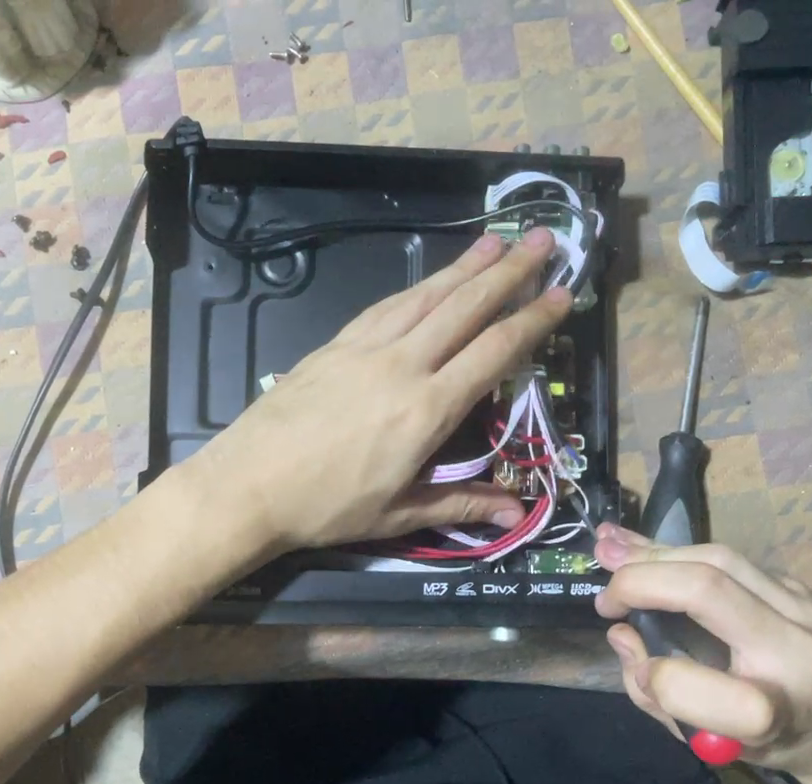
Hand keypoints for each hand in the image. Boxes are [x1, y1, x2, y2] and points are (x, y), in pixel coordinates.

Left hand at [177, 229, 571, 551]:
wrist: (248, 486)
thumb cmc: (325, 508)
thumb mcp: (398, 515)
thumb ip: (459, 505)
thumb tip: (515, 513)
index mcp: (426, 410)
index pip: (493, 353)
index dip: (533, 321)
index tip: (563, 295)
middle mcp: (401, 366)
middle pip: (464, 308)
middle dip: (509, 272)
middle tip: (544, 240)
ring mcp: (364, 349)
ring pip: (425, 296)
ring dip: (464, 267)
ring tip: (496, 241)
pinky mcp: (334, 345)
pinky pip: (385, 307)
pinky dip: (417, 288)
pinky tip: (430, 280)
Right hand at [592, 524, 811, 783]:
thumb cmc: (774, 744)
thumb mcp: (712, 743)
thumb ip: (657, 697)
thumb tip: (621, 634)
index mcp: (782, 713)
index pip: (722, 692)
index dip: (664, 680)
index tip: (639, 671)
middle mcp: (800, 653)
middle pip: (711, 590)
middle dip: (643, 582)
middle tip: (603, 597)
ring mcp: (805, 612)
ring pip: (719, 559)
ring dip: (655, 554)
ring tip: (609, 550)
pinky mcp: (799, 589)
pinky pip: (731, 560)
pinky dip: (678, 555)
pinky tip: (641, 551)